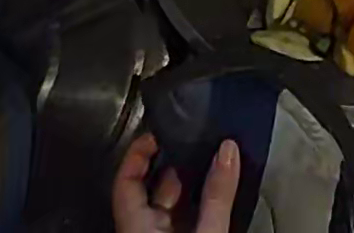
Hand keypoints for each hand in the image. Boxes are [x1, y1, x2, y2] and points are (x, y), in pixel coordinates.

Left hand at [111, 133, 240, 232]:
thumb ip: (216, 195)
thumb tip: (228, 149)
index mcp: (136, 228)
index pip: (125, 180)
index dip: (138, 151)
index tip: (159, 130)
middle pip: (151, 187)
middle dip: (175, 161)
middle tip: (197, 138)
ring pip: (169, 204)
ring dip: (189, 181)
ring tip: (213, 157)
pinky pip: (183, 219)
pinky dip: (198, 202)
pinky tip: (218, 192)